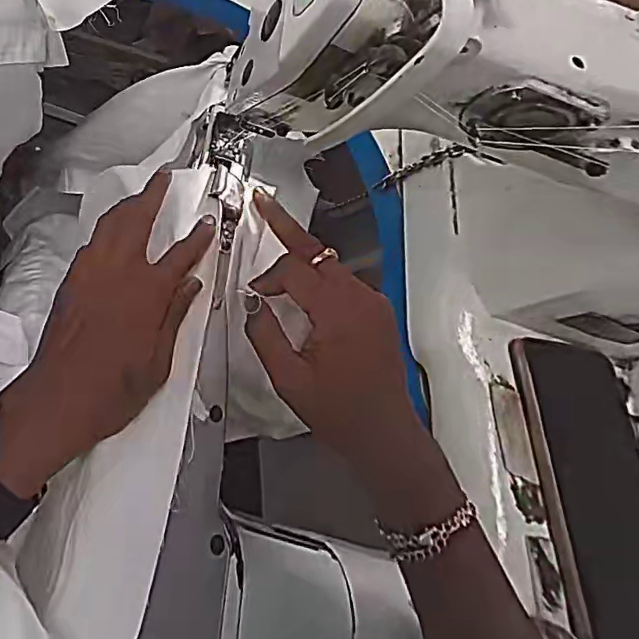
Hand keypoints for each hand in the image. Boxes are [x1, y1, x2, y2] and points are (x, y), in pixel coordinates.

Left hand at [0, 171, 214, 496]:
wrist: (57, 400)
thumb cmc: (108, 390)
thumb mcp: (159, 361)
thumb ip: (175, 316)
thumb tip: (191, 288)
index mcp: (148, 292)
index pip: (182, 254)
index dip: (197, 237)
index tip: (204, 225)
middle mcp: (119, 274)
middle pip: (138, 219)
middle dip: (153, 194)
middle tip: (162, 179)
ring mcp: (91, 273)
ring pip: (111, 224)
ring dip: (127, 205)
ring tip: (138, 196)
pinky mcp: (71, 282)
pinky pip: (92, 242)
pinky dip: (106, 228)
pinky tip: (110, 233)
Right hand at [241, 189, 431, 486]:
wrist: (386, 433)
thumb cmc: (343, 413)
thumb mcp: (290, 380)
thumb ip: (265, 335)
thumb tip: (253, 304)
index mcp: (338, 311)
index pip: (295, 270)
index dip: (268, 276)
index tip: (254, 292)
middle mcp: (360, 299)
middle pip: (316, 253)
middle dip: (286, 228)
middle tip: (264, 204)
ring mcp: (373, 303)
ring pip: (331, 265)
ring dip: (303, 262)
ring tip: (280, 259)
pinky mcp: (378, 311)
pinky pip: (345, 283)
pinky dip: (321, 280)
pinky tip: (306, 294)